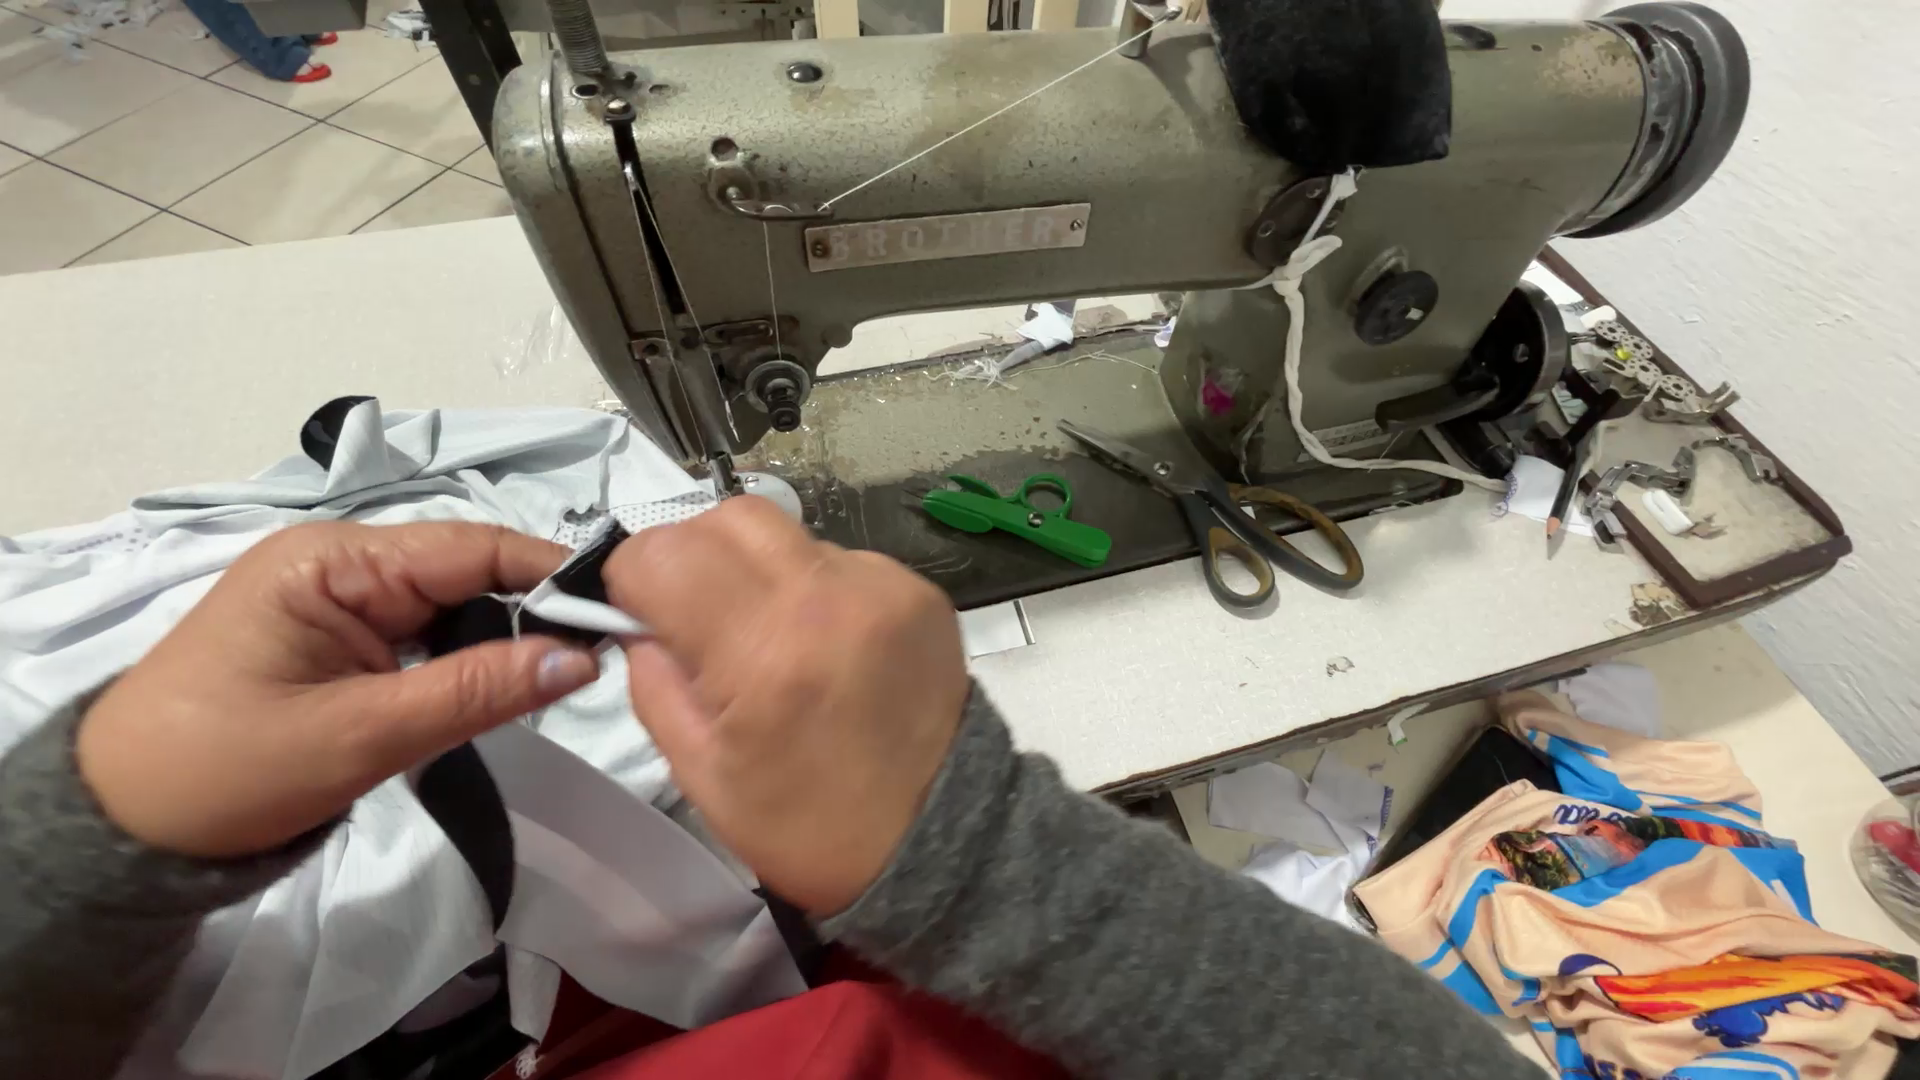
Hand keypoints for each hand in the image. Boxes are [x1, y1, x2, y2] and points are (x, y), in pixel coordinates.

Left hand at [78, 521, 601, 858]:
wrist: (120, 836)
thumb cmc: (225, 776)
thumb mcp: (362, 735)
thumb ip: (480, 690)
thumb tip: (585, 660)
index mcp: (337, 562)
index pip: (476, 548)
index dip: (553, 577)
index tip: (617, 617)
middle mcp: (348, 562)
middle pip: (476, 569)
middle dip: (537, 609)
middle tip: (599, 657)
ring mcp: (351, 595)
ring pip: (465, 600)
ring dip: (511, 634)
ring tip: (561, 671)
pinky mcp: (355, 631)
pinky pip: (441, 627)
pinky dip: (481, 652)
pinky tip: (508, 678)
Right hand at [606, 496, 968, 915]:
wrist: (934, 832)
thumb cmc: (809, 824)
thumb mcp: (702, 774)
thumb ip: (655, 680)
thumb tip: (640, 618)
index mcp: (764, 651)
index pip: (665, 552)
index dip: (634, 576)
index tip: (641, 610)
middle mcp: (828, 596)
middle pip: (732, 516)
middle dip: (695, 553)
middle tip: (700, 612)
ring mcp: (883, 586)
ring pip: (789, 533)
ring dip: (758, 568)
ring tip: (772, 631)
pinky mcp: (920, 590)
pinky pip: (843, 560)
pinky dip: (817, 586)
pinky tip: (828, 640)